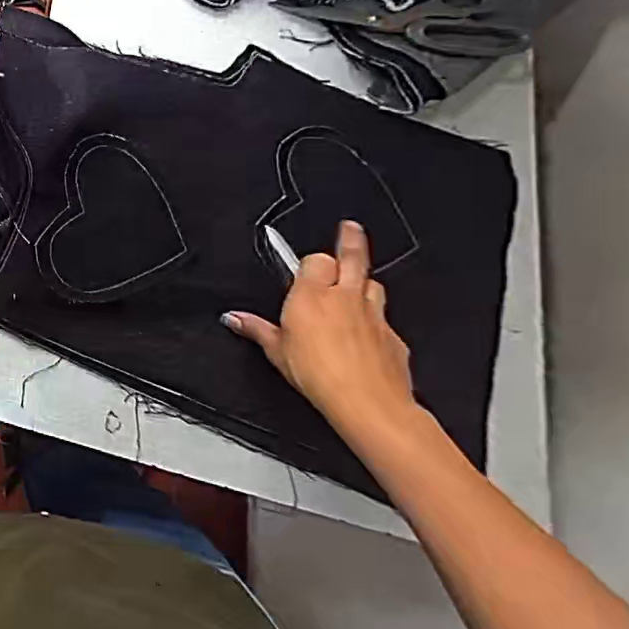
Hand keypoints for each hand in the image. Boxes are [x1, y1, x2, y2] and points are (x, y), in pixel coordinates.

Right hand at [223, 220, 415, 431]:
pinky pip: (385, 319)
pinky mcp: (393, 337)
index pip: (313, 260)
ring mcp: (373, 315)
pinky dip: (375, 321)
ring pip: (373, 284)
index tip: (300, 265)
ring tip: (357, 282)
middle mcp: (345, 297)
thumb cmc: (321, 376)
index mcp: (312, 295)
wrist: (368, 402)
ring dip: (364, 282)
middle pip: (352, 256)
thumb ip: (255, 329)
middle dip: (350, 239)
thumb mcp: (276, 352)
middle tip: (350, 227)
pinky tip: (365, 334)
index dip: (308, 262)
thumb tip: (234, 318)